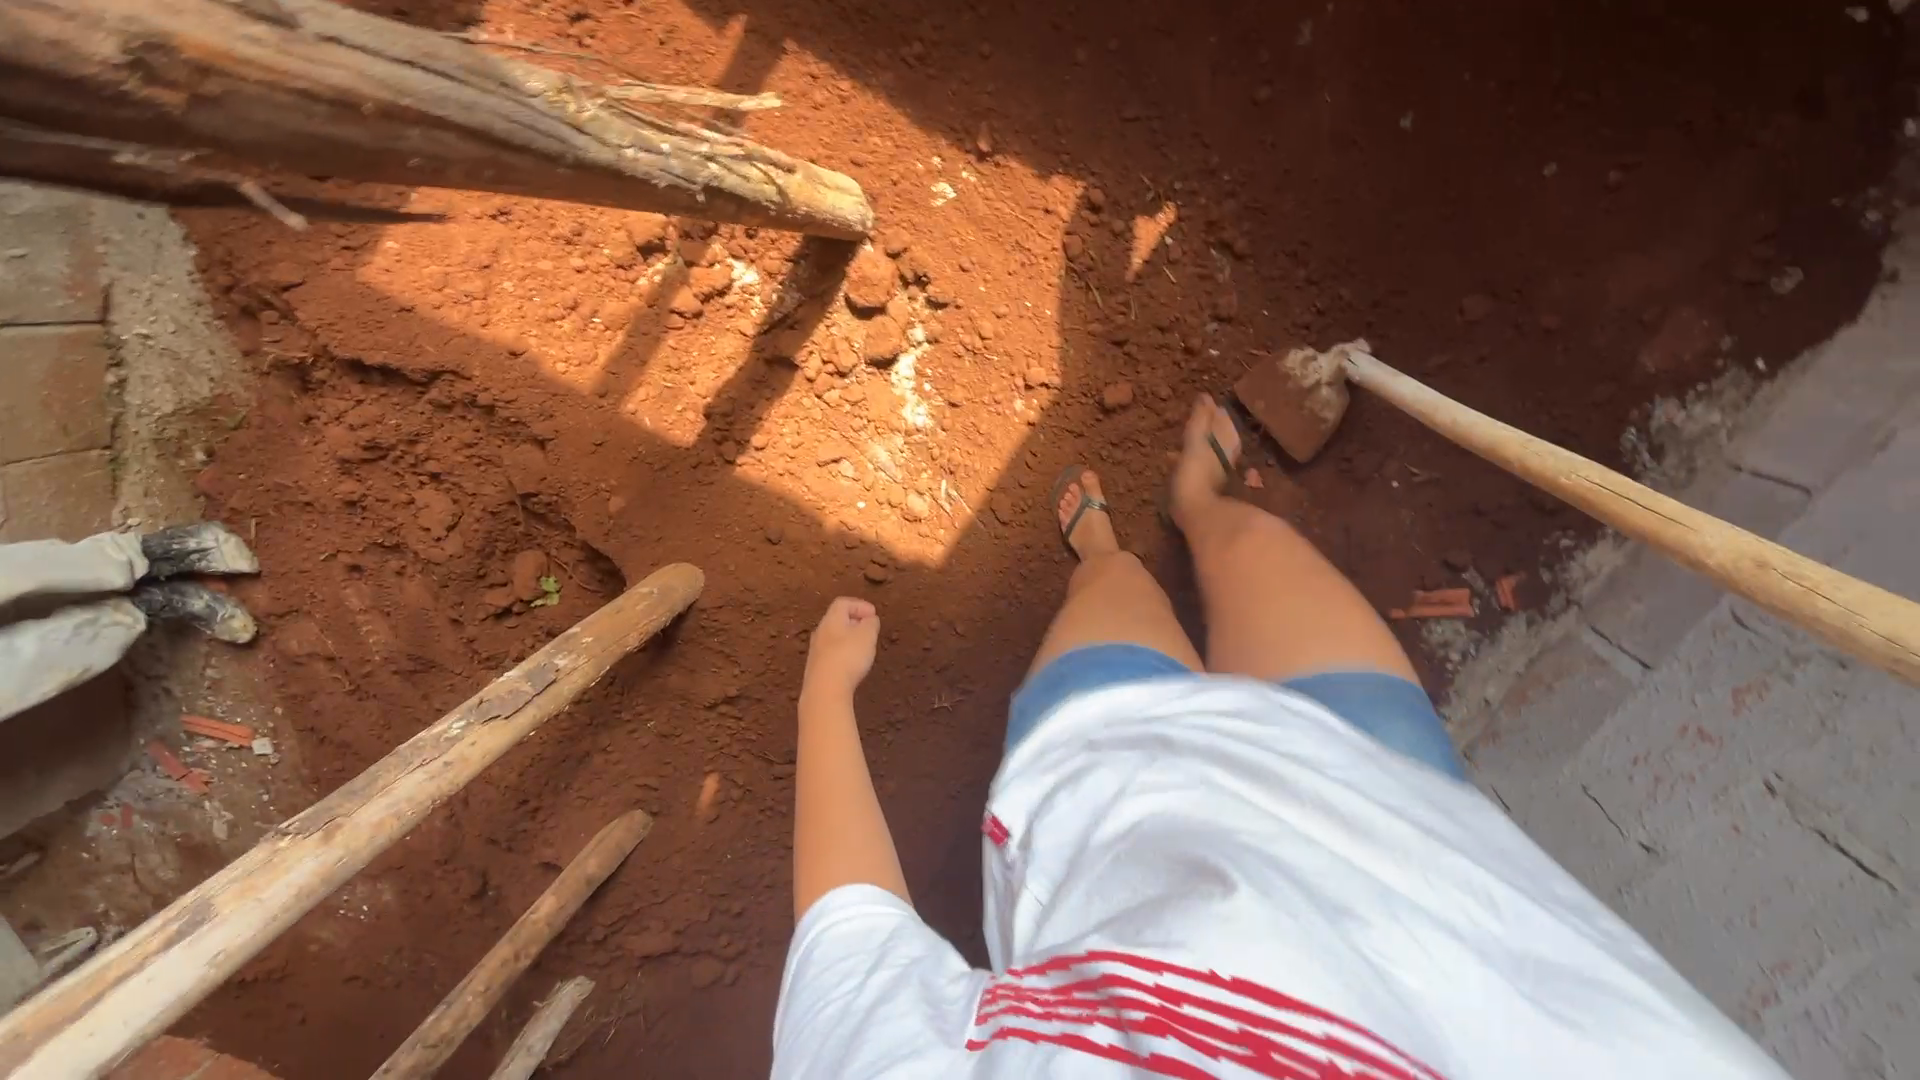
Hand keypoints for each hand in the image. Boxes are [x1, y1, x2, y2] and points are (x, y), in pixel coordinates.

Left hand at [804, 597, 879, 697]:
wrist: (825, 689)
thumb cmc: (848, 656)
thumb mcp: (867, 635)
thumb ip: (871, 624)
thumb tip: (870, 619)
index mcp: (831, 619)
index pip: (843, 603)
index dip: (860, 605)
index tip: (874, 614)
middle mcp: (820, 632)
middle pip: (837, 620)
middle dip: (855, 621)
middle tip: (869, 629)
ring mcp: (815, 651)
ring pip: (834, 638)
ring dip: (849, 639)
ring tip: (863, 648)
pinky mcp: (816, 669)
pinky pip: (831, 654)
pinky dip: (843, 653)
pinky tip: (852, 664)